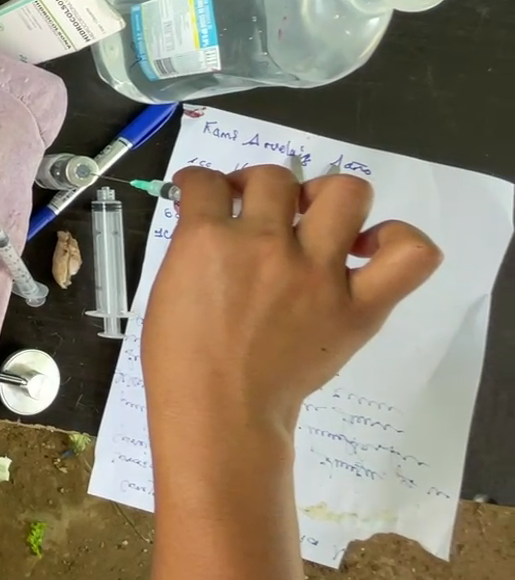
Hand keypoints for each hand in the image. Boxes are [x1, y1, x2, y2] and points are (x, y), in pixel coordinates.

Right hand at [141, 165, 442, 434]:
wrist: (219, 400)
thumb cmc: (178, 348)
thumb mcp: (169, 284)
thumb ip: (196, 249)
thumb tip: (216, 230)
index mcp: (206, 240)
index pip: (205, 183)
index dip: (198, 181)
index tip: (201, 191)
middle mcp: (265, 245)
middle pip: (273, 178)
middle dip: (256, 183)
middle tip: (253, 204)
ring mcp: (319, 272)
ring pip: (345, 195)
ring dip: (323, 195)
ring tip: (312, 216)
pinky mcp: (361, 304)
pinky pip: (411, 254)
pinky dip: (396, 240)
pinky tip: (365, 249)